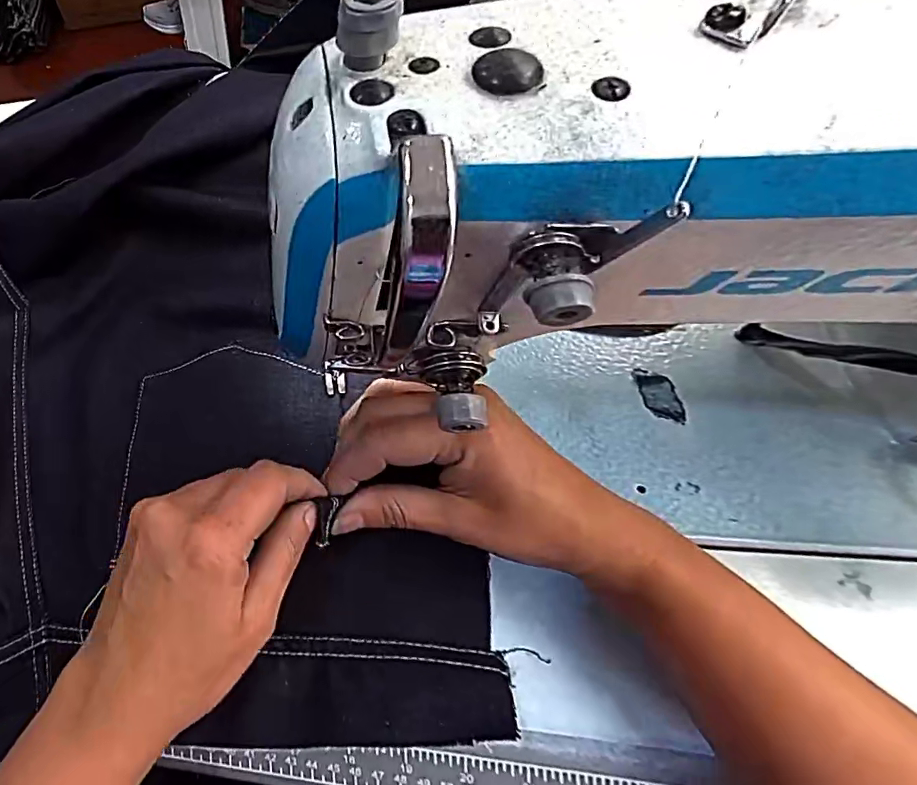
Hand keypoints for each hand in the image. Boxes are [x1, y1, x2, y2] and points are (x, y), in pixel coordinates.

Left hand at [1, 461, 322, 782]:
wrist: (115, 693)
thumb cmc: (188, 671)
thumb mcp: (256, 619)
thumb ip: (285, 552)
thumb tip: (306, 510)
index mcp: (210, 540)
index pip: (268, 478)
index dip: (300, 481)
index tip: (315, 495)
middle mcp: (177, 513)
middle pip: (244, 474)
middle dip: (274, 491)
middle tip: (292, 521)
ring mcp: (154, 511)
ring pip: (220, 480)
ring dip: (244, 498)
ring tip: (252, 540)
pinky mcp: (140, 517)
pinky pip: (194, 493)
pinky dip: (215, 507)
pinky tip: (218, 543)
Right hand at [325, 381, 642, 582]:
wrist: (585, 521)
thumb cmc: (536, 524)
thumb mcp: (460, 522)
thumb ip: (397, 509)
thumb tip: (347, 513)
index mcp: (463, 423)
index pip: (384, 436)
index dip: (349, 465)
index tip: (330, 494)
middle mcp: (461, 395)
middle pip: (381, 408)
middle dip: (351, 446)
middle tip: (339, 486)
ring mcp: (464, 393)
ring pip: (390, 395)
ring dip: (364, 427)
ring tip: (355, 469)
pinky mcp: (466, 400)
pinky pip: (410, 397)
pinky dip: (385, 419)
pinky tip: (380, 447)